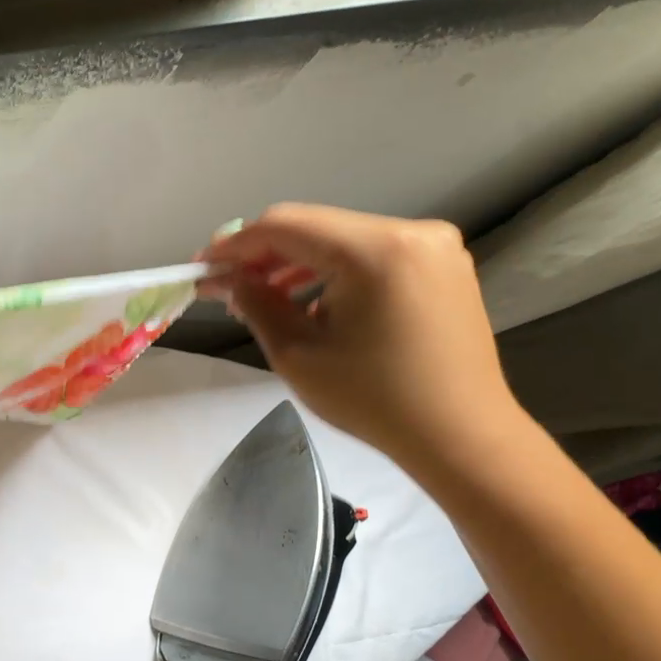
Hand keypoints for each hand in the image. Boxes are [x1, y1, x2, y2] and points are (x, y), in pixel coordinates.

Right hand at [200, 203, 527, 469]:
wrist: (460, 434)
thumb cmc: (373, 398)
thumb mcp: (297, 353)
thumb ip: (255, 303)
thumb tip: (226, 278)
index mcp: (374, 250)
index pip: (285, 226)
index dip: (235, 245)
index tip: (200, 268)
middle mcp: (409, 232)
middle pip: (313, 227)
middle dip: (262, 254)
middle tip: (223, 286)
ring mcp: (432, 247)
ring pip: (339, 239)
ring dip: (294, 263)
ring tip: (260, 299)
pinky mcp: (440, 266)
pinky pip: (369, 254)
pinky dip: (330, 271)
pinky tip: (308, 302)